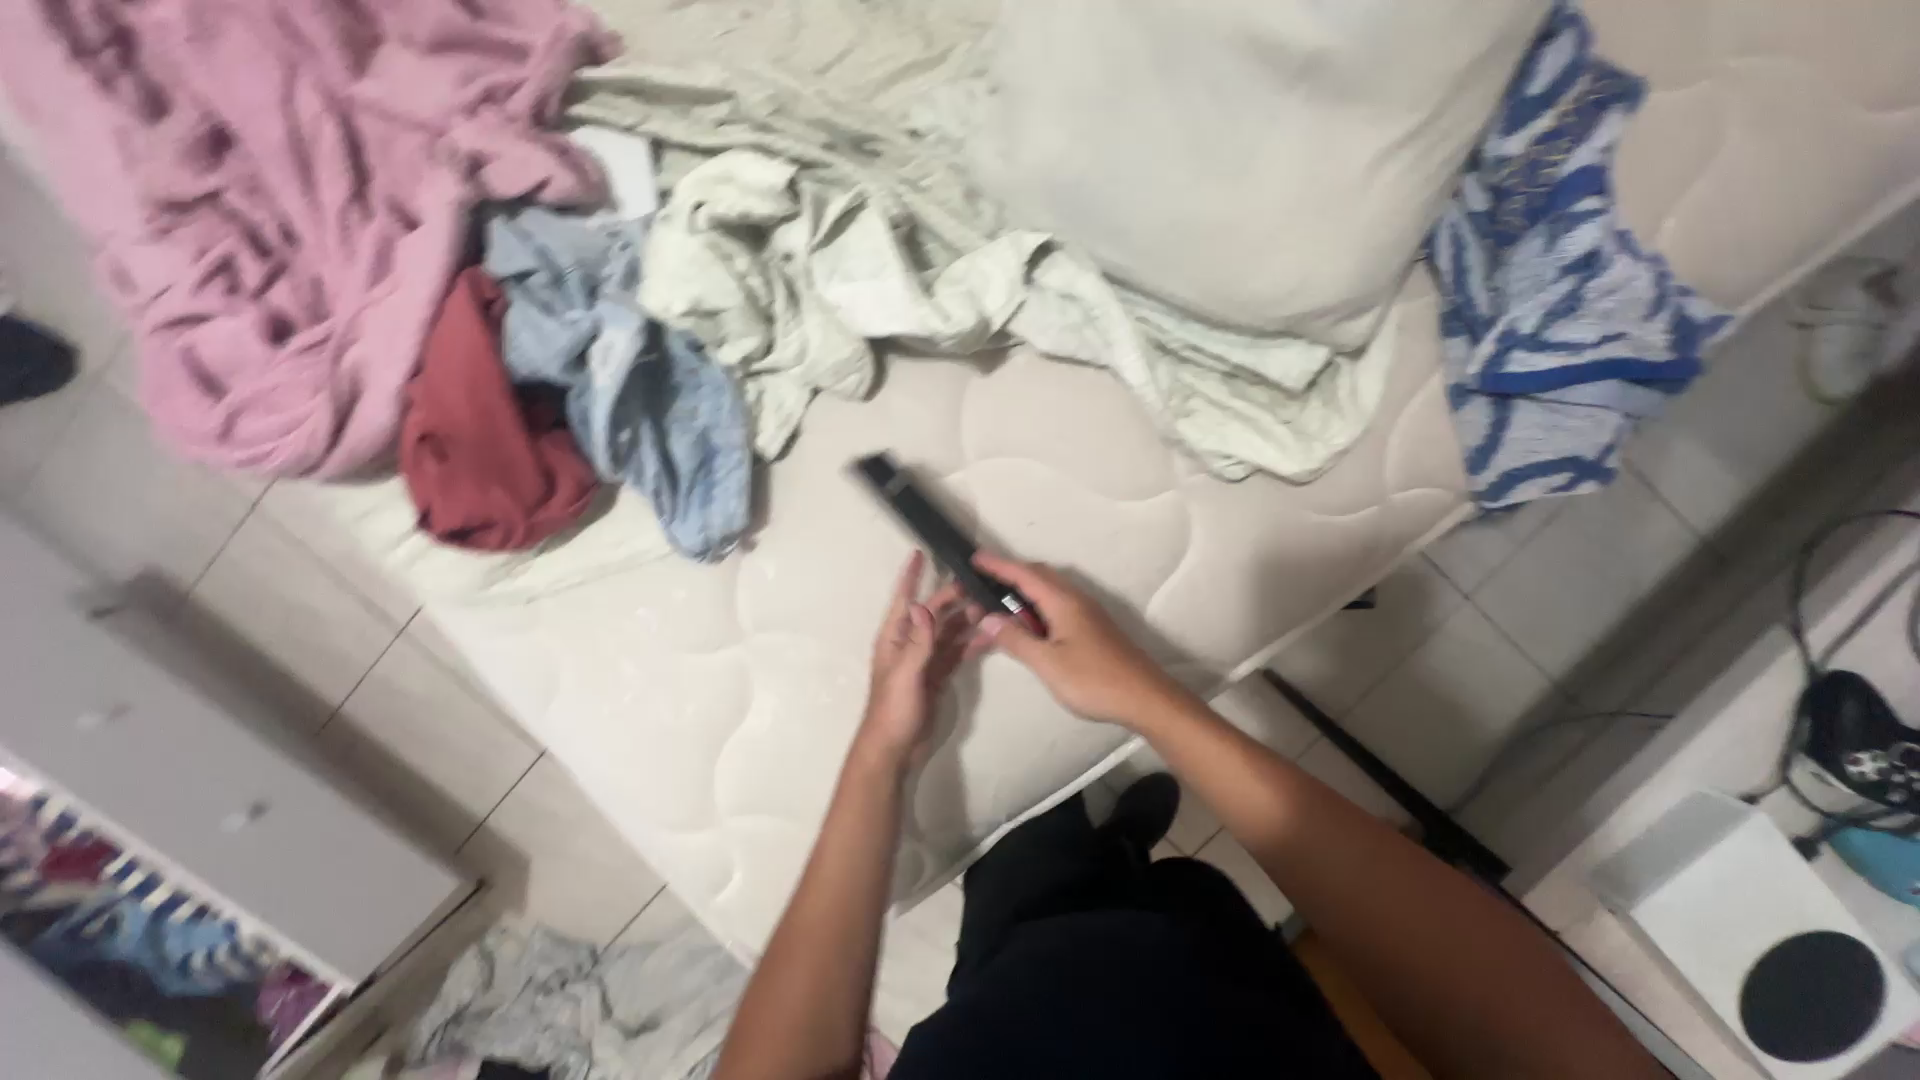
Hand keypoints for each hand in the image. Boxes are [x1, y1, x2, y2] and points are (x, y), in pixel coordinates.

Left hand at [857, 553, 989, 768]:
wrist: (894, 747)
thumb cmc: (892, 709)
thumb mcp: (905, 674)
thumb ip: (917, 642)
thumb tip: (925, 606)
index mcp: (894, 638)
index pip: (903, 599)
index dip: (910, 576)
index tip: (919, 552)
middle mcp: (909, 644)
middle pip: (933, 613)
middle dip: (951, 597)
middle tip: (976, 585)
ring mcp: (925, 660)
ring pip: (948, 631)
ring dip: (965, 619)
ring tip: (989, 607)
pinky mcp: (938, 675)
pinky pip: (956, 653)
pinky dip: (971, 644)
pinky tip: (989, 636)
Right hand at [974, 553, 1188, 729]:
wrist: (1145, 698)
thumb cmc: (1094, 680)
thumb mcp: (1047, 663)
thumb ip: (1015, 639)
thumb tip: (986, 618)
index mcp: (1063, 601)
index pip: (1023, 574)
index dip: (997, 565)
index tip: (972, 558)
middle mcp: (1076, 599)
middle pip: (1038, 576)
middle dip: (1008, 575)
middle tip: (980, 584)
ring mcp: (1087, 613)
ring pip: (1049, 591)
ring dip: (1022, 593)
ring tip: (997, 606)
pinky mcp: (1092, 628)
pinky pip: (1057, 606)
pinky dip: (1036, 607)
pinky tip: (1028, 626)